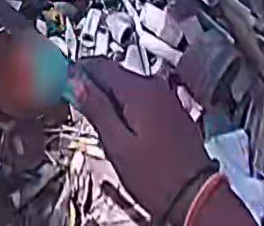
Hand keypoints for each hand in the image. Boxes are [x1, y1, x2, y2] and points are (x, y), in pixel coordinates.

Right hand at [70, 59, 210, 219]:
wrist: (198, 199)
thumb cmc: (158, 179)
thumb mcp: (118, 145)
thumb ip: (97, 109)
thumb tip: (77, 82)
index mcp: (139, 90)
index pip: (101, 64)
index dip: (80, 70)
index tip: (65, 79)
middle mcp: (154, 86)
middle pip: (115, 73)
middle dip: (94, 84)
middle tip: (77, 102)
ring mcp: (165, 97)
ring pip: (128, 85)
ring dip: (110, 95)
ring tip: (98, 118)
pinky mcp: (171, 110)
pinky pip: (142, 96)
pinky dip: (127, 103)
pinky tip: (122, 125)